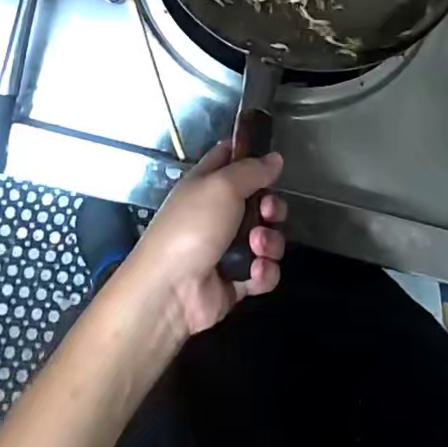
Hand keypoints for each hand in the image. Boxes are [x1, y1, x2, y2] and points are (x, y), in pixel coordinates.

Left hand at [112, 142, 287, 336]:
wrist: (172, 289)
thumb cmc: (193, 225)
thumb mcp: (222, 186)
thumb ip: (251, 170)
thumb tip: (275, 158)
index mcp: (206, 183)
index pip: (230, 158)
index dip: (251, 157)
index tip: (271, 163)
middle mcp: (217, 212)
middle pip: (258, 201)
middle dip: (271, 207)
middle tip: (267, 213)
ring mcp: (228, 247)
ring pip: (266, 236)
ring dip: (269, 242)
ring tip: (257, 247)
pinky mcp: (237, 279)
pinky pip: (264, 271)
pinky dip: (263, 272)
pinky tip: (254, 273)